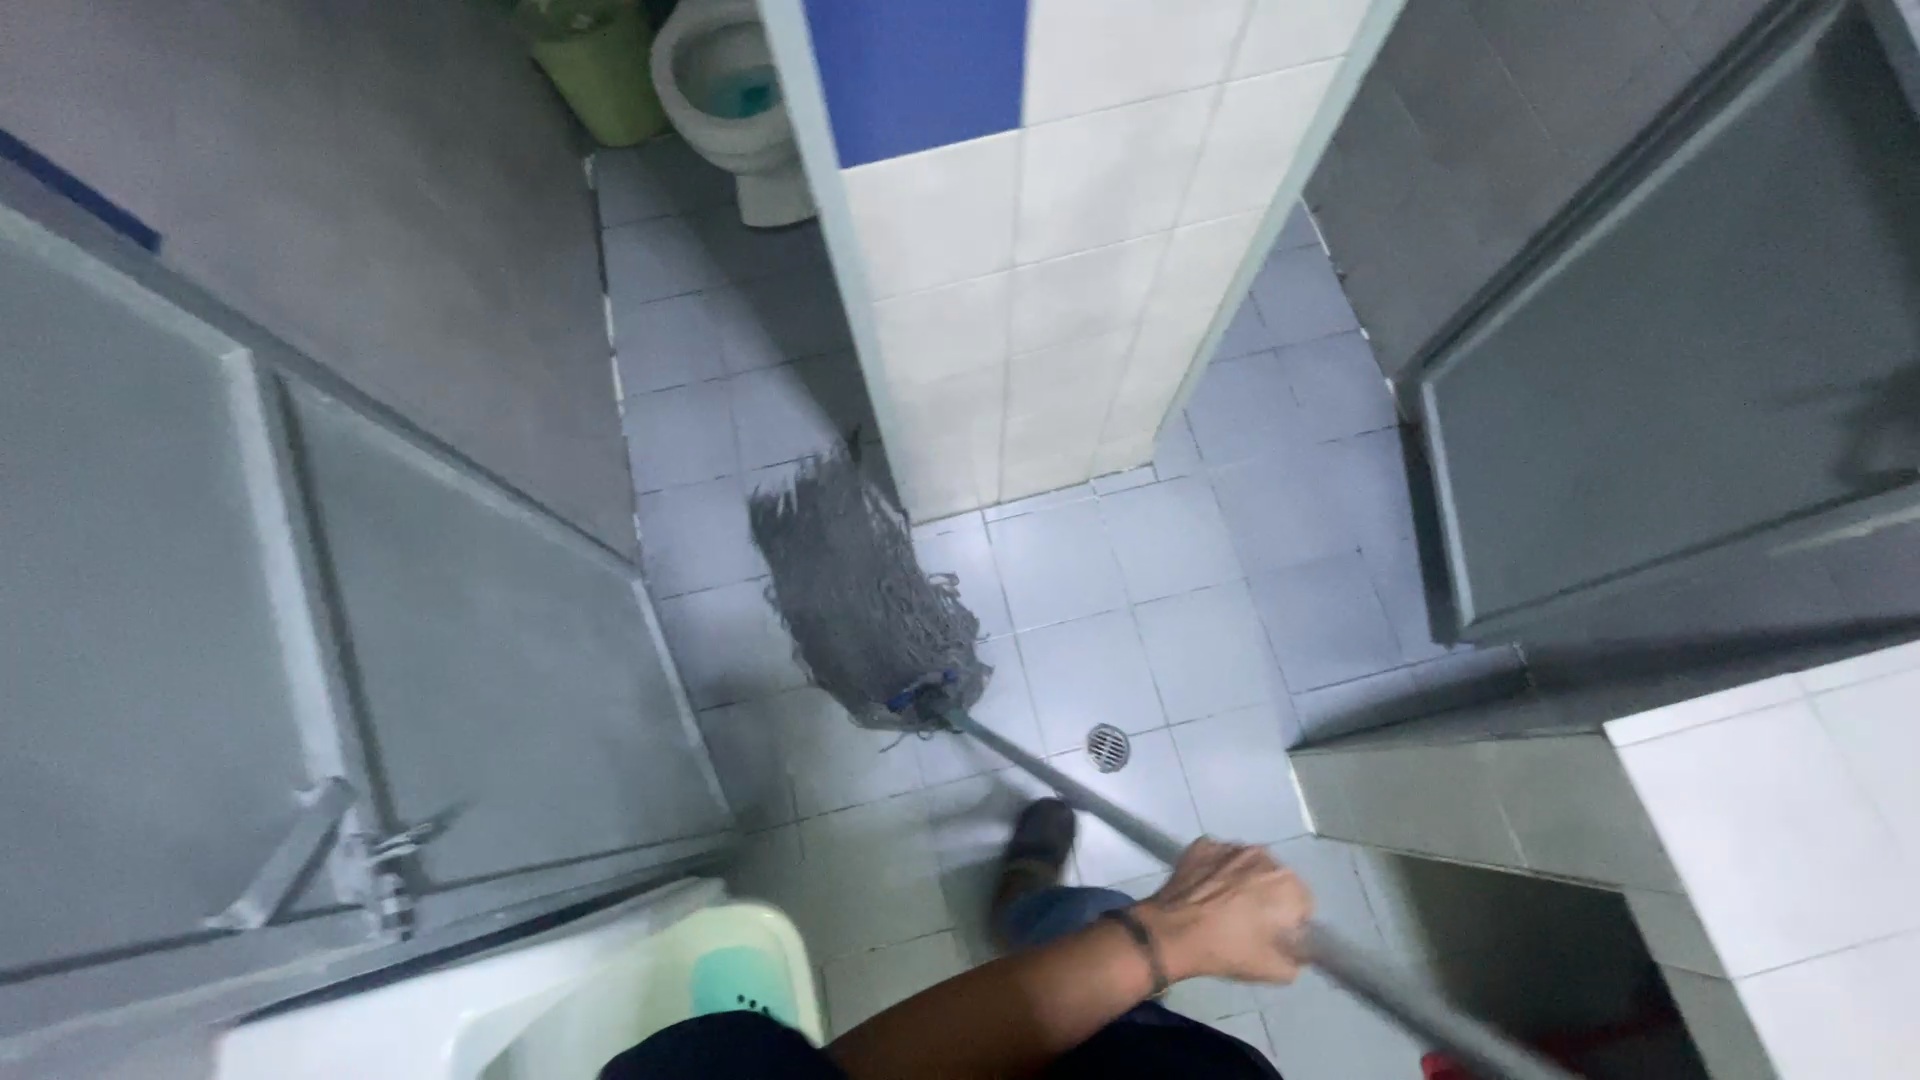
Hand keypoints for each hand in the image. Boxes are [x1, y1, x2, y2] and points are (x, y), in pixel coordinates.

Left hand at [1131, 839, 1313, 984]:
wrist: (1173, 931)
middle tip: (1250, 921)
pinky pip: (1219, 858)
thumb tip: (1297, 948)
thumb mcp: (1275, 970)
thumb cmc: (1228, 949)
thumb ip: (1298, 959)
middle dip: (1269, 897)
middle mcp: (1263, 855)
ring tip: (1225, 904)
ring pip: (1247, 865)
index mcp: (1287, 883)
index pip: (1303, 903)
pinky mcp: (1202, 844)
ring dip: (1243, 880)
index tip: (1275, 935)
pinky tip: (1206, 890)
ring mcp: (1230, 846)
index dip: (1291, 921)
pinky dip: (1217, 870)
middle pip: (1276, 879)